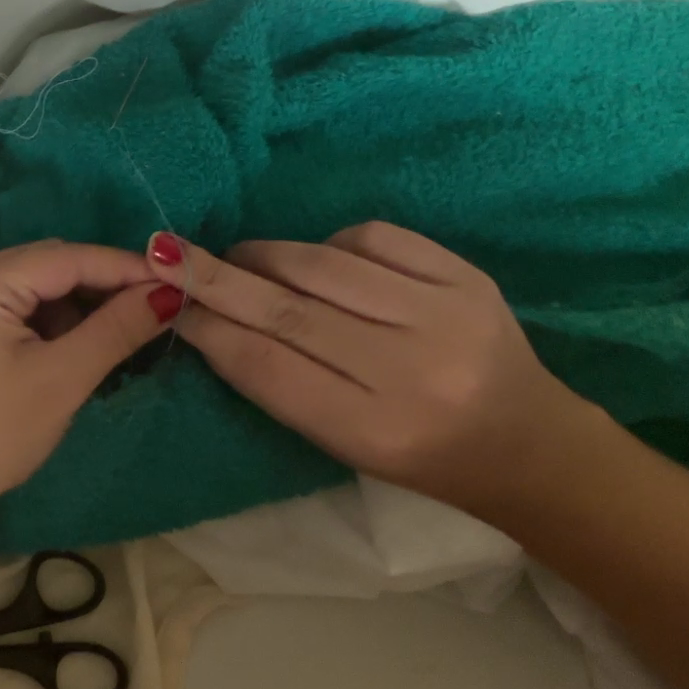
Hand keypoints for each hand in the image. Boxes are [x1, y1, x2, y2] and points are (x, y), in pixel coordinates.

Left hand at [0, 240, 177, 534]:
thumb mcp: (64, 377)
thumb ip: (117, 328)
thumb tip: (169, 291)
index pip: (65, 257)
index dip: (124, 266)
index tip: (177, 279)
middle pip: (47, 265)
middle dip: (101, 282)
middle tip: (154, 305)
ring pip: (34, 288)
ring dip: (79, 304)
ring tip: (123, 328)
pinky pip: (17, 310)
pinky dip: (53, 321)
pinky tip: (82, 343)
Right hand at [145, 221, 610, 511]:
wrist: (524, 442)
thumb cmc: (409, 452)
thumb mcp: (331, 437)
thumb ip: (270, 378)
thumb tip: (201, 315)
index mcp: (371, 429)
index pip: (264, 366)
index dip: (207, 329)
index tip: (165, 301)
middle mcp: (412, 372)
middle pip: (287, 312)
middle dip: (215, 279)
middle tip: (168, 255)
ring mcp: (446, 317)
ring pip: (321, 266)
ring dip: (262, 256)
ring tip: (237, 259)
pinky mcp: (468, 277)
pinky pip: (371, 237)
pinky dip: (325, 243)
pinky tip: (317, 260)